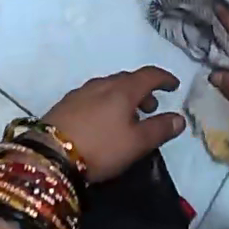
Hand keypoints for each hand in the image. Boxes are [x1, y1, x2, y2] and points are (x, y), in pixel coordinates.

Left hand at [42, 67, 185, 182]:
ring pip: (110, 87)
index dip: (164, 78)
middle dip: (143, 90)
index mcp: (122, 89)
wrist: (49, 154)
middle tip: (152, 108)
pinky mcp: (66, 104)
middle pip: (128, 79)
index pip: (148, 75)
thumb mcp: (136, 143)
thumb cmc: (100, 147)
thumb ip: (160, 129)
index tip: (174, 86)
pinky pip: (95, 96)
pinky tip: (104, 121)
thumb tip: (179, 118)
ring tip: (129, 118)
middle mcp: (102, 84)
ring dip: (124, 97)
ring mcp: (81, 92)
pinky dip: (107, 102)